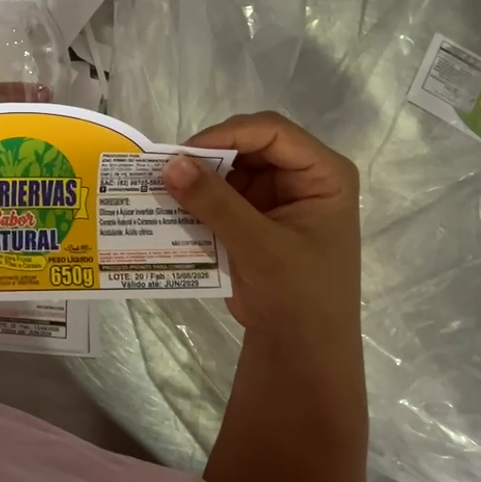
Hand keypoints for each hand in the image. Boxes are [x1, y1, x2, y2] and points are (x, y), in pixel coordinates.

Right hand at [161, 111, 360, 338]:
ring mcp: (273, 197)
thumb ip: (216, 203)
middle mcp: (299, 177)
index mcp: (323, 175)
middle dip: (206, 156)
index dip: (228, 134)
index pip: (273, 132)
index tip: (184, 153)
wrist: (299, 348)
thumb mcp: (260, 247)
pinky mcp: (249, 217)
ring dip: (195, 178)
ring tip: (157, 186)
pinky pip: (216, 195)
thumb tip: (169, 165)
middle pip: (246, 146)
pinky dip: (193, 199)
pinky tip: (166, 205)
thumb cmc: (299, 296)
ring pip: (226, 169)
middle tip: (164, 169)